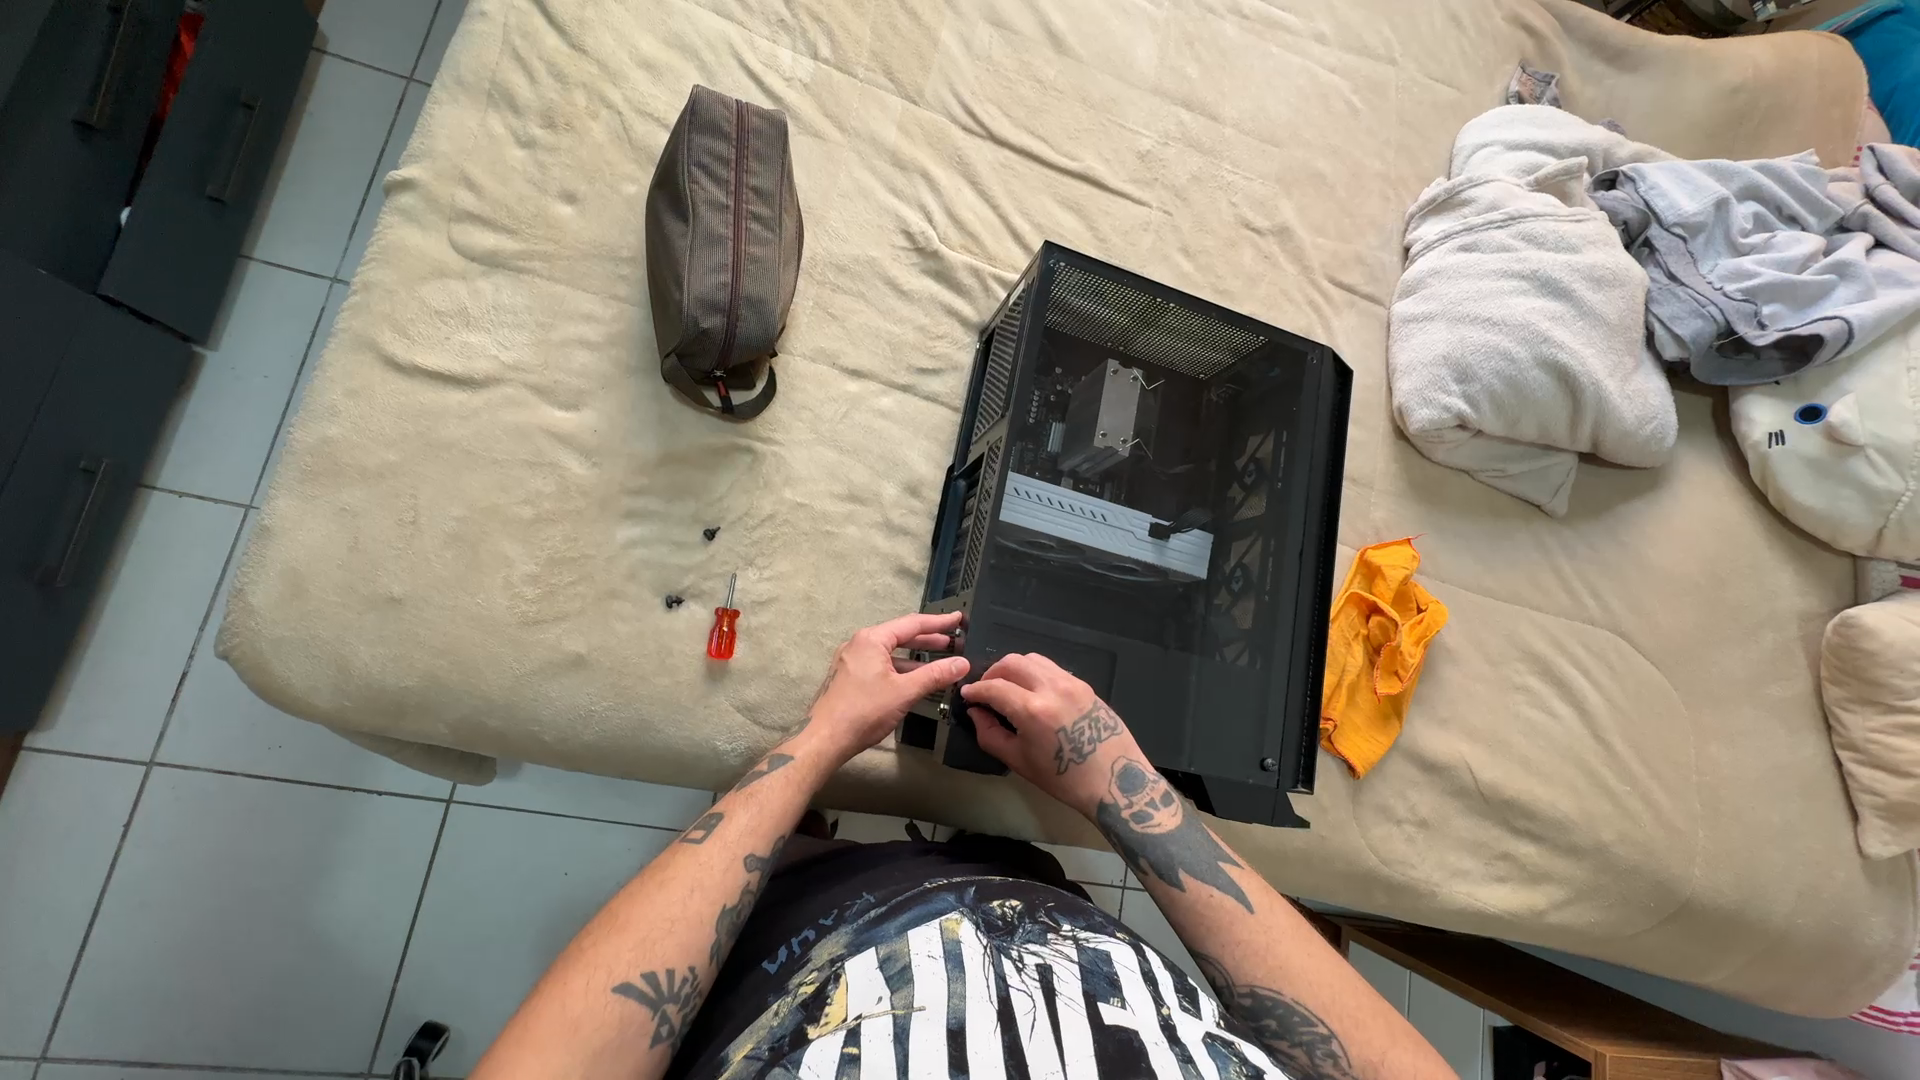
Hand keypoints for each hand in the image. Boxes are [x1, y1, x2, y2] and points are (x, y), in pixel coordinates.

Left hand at [801, 611, 970, 765]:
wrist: (824, 739)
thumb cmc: (864, 712)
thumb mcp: (904, 692)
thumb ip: (935, 675)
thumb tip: (962, 663)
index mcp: (871, 640)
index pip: (912, 624)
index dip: (938, 622)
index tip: (958, 619)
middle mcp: (859, 644)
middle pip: (899, 636)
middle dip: (927, 639)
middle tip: (952, 641)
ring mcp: (851, 660)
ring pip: (889, 653)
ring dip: (914, 657)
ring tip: (938, 661)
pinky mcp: (848, 677)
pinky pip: (879, 665)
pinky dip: (899, 668)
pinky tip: (912, 679)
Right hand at [959, 653, 1142, 814]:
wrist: (1115, 781)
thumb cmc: (1064, 779)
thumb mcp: (1019, 761)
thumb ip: (990, 734)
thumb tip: (976, 713)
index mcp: (1033, 710)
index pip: (994, 687)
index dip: (976, 690)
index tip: (967, 695)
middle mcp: (1052, 687)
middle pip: (1012, 662)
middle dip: (992, 673)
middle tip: (986, 691)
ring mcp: (1071, 682)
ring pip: (1032, 659)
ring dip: (1013, 668)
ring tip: (1007, 687)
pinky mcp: (1084, 684)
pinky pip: (1052, 668)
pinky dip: (1034, 672)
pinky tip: (1031, 691)